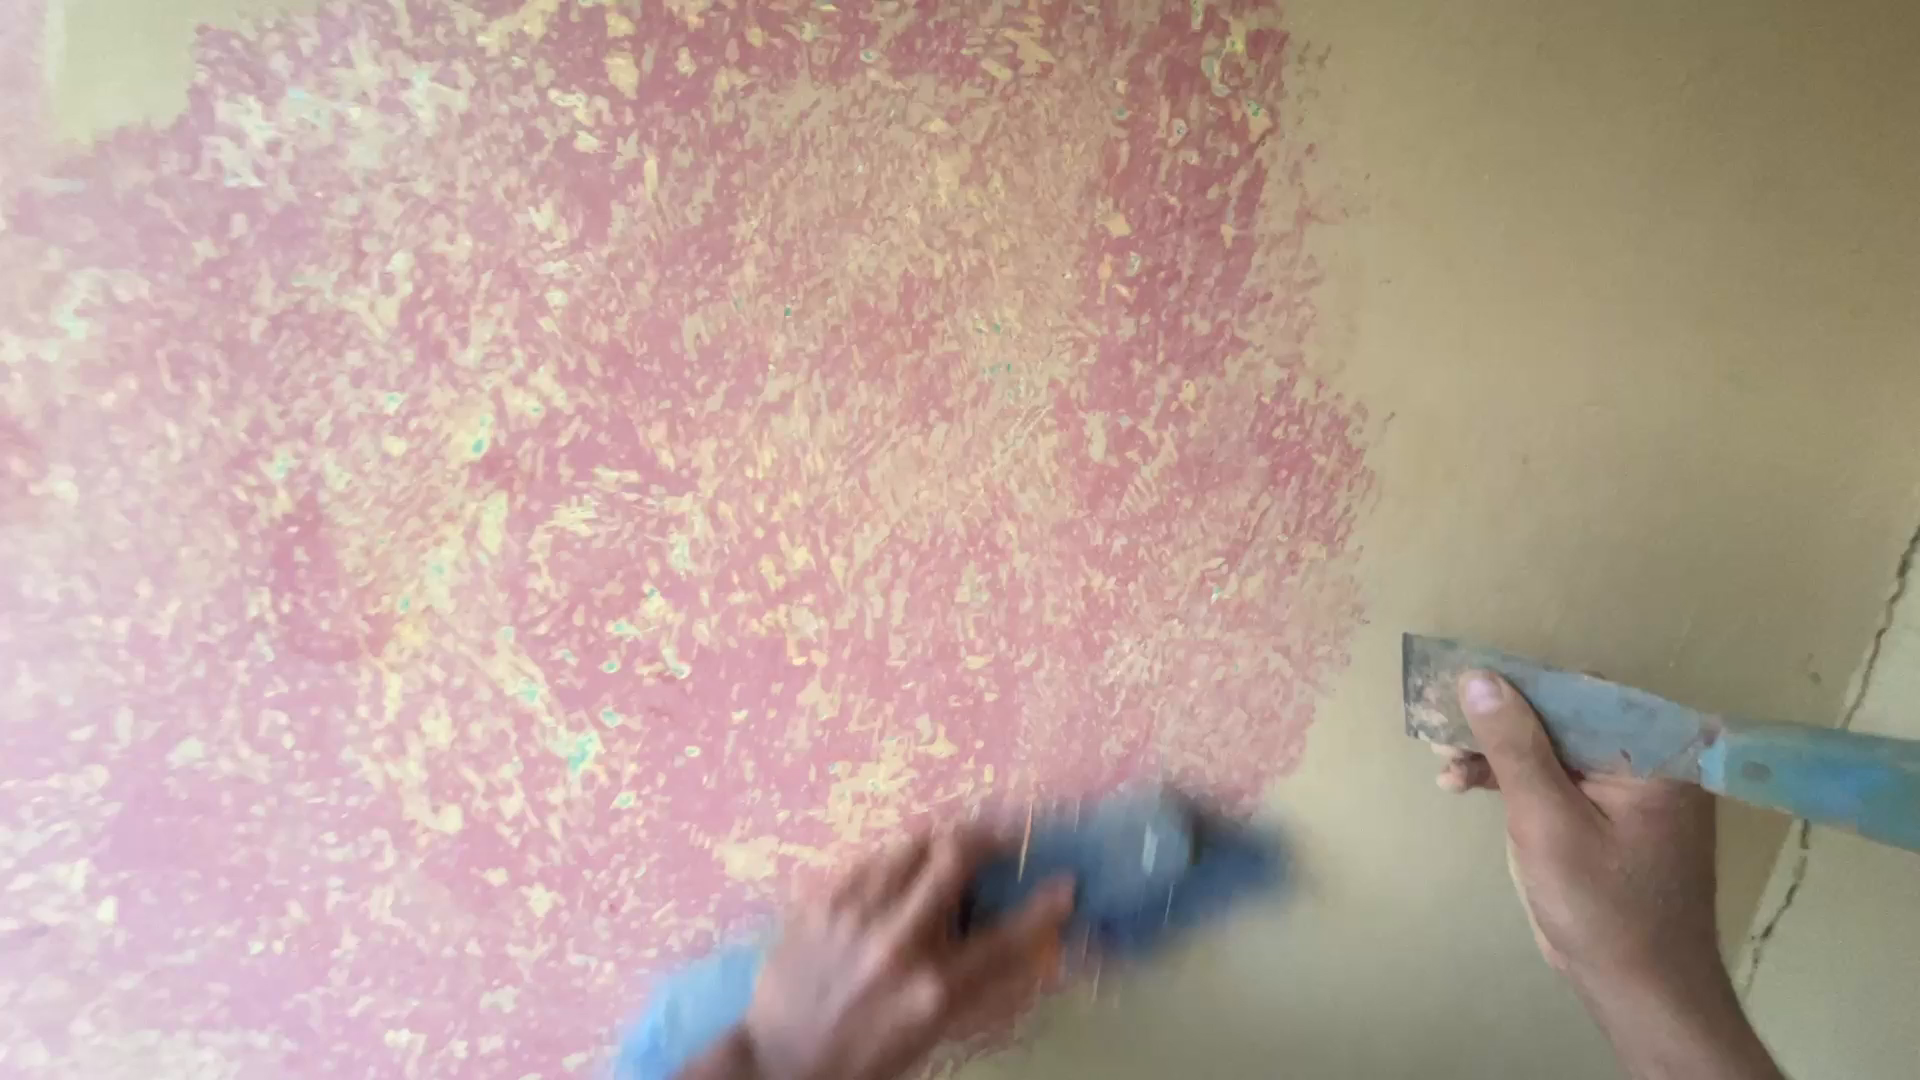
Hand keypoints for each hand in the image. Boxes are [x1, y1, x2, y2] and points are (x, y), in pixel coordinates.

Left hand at [739, 824, 1072, 1079]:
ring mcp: (856, 912)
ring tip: (944, 852)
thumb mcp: (931, 1036)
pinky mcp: (823, 898)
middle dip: (986, 837)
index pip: (1007, 938)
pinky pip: (871, 857)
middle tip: (995, 841)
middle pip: (955, 855)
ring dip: (939, 842)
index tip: (1066, 884)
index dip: (1045, 907)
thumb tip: (1027, 950)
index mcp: (933, 990)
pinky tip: (896, 875)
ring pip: (912, 842)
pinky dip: (895, 860)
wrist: (777, 1065)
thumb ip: (978, 988)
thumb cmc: (866, 1058)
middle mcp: (899, 941)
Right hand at [1436, 670, 1782, 1079]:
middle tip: (1443, 727)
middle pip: (1560, 717)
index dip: (1519, 684)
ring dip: (1492, 751)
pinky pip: (1547, 776)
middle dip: (1496, 721)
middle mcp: (1645, 765)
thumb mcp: (1546, 819)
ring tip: (1443, 762)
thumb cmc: (1600, 905)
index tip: (1462, 684)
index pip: (1583, 692)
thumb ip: (1513, 745)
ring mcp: (1622, 791)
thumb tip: (1478, 677)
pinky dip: (1504, 777)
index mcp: (1654, 759)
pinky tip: (1460, 783)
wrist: (1638, 989)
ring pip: (1546, 745)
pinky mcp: (1598, 814)